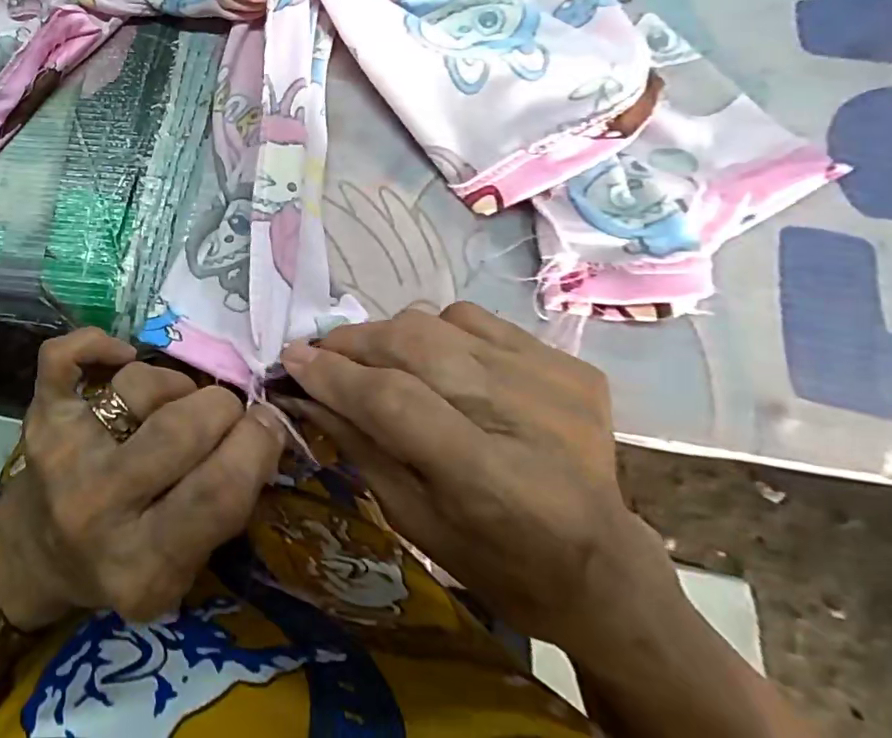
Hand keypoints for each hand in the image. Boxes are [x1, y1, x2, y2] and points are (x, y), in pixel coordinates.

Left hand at [0, 329, 288, 627]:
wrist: (41, 553)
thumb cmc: (122, 561)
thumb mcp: (181, 568)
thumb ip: (221, 508)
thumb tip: (264, 428)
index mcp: (143, 564)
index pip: (215, 494)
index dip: (254, 448)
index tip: (269, 422)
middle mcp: (97, 506)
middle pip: (178, 431)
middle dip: (221, 408)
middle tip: (228, 409)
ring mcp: (61, 455)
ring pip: (136, 387)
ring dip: (175, 383)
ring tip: (181, 399)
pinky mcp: (39, 418)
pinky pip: (62, 358)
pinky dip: (95, 343)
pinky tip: (124, 355)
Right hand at [278, 303, 675, 654]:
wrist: (602, 571)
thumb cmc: (491, 559)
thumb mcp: (408, 516)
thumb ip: (355, 443)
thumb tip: (301, 387)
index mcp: (493, 481)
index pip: (394, 400)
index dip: (333, 374)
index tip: (289, 360)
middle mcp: (533, 421)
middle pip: (415, 345)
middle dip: (350, 344)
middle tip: (319, 356)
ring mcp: (557, 385)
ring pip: (437, 321)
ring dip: (387, 336)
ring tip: (373, 362)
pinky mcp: (570, 367)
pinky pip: (474, 319)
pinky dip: (435, 332)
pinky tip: (433, 364)